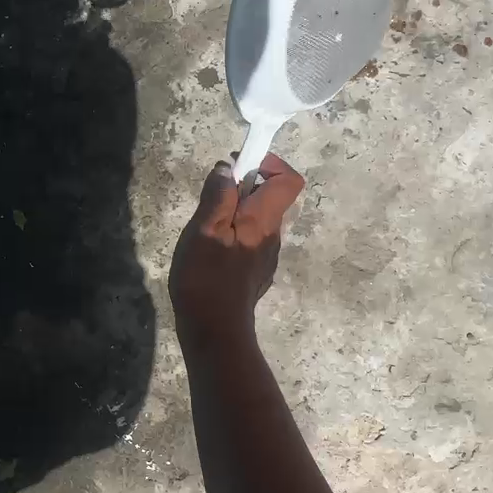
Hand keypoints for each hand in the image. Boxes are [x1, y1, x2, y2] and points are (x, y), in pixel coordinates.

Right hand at [167, 153, 305, 343]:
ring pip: (257, 218)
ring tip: (204, 222)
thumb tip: (227, 169)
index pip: (289, 180)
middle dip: (243, 185)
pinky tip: (209, 247)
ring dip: (235, 209)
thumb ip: (217, 198)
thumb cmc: (206, 276)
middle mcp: (273, 235)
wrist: (214, 328)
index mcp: (263, 221)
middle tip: (210, 193)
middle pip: (270, 198)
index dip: (269, 163)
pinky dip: (233, 230)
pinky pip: (249, 238)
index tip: (237, 164)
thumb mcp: (204, 231)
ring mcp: (265, 255)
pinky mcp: (254, 270)